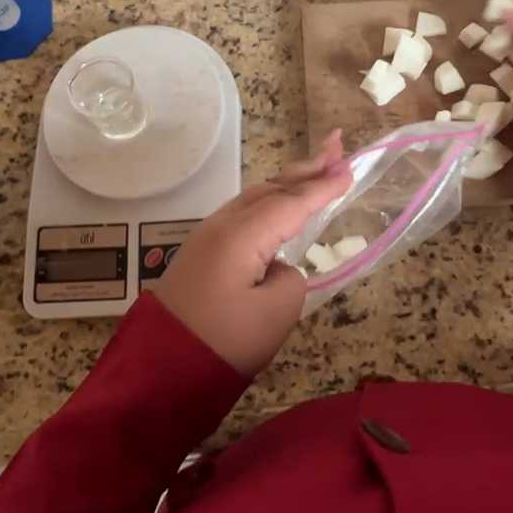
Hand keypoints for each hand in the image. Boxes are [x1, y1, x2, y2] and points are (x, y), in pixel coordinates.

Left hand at [152, 132, 351, 375]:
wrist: (161, 369)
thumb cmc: (224, 343)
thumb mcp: (275, 314)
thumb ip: (292, 278)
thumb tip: (278, 267)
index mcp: (241, 235)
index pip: (292, 203)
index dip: (324, 187)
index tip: (350, 168)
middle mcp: (222, 225)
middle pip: (271, 188)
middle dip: (307, 167)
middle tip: (337, 144)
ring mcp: (207, 237)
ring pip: (255, 197)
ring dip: (288, 181)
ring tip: (318, 167)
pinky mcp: (202, 253)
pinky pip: (244, 213)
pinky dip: (270, 201)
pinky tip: (281, 203)